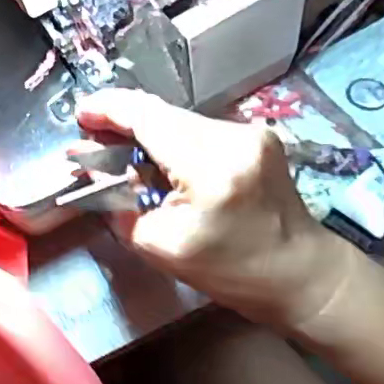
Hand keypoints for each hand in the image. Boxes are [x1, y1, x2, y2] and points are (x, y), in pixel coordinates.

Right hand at [75, 89, 354, 331]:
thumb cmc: (231, 271)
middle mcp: (233, 136)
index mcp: (210, 168)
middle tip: (92, 139)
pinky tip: (159, 160)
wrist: (301, 274)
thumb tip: (95, 167)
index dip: (109, 109)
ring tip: (122, 153)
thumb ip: (121, 203)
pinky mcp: (256, 135)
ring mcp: (249, 131)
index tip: (81, 115)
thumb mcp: (160, 247)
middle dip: (121, 122)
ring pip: (178, 118)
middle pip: (161, 113)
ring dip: (146, 131)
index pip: (148, 117)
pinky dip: (171, 139)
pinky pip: (197, 128)